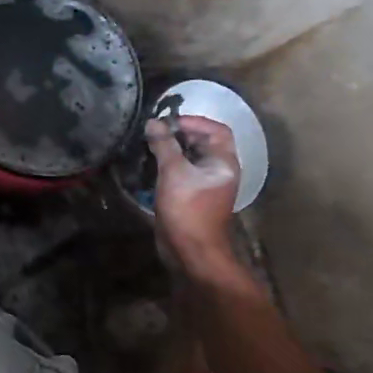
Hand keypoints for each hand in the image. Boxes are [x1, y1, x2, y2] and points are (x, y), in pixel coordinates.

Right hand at [148, 115, 240, 276]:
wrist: (192, 251)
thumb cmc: (188, 208)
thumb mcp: (174, 172)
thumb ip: (164, 145)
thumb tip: (153, 122)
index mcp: (224, 162)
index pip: (216, 129)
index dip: (194, 121)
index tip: (167, 122)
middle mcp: (219, 170)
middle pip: (203, 142)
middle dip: (179, 134)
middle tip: (154, 132)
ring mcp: (207, 185)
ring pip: (191, 158)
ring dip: (172, 150)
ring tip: (148, 146)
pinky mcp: (193, 196)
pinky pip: (183, 173)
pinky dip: (168, 165)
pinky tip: (150, 166)